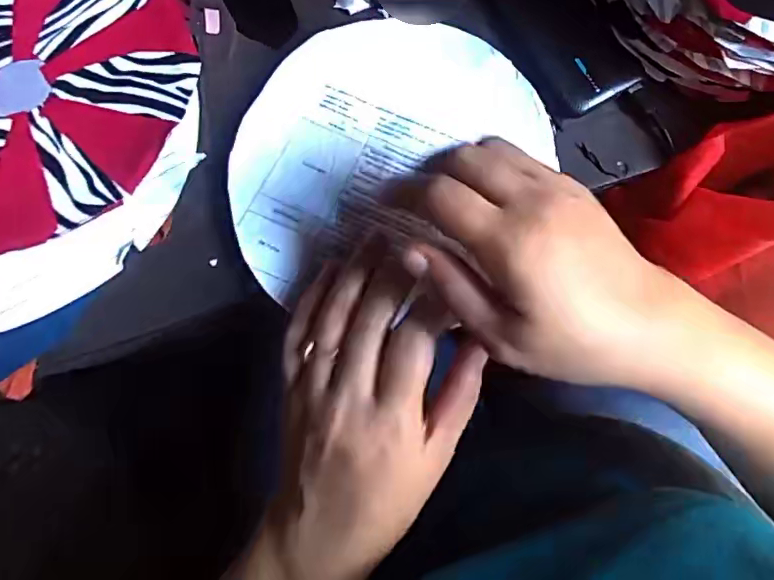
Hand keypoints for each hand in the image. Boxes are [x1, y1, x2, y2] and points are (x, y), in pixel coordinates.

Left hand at [235, 247, 486, 579]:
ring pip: (332, 318)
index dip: (434, 298)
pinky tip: (329, 266)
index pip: (415, 341)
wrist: (315, 539)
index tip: (452, 266)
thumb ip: (461, 394)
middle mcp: (348, 396)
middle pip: (371, 319)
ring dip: (354, 271)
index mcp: (391, 417)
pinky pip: (296, 334)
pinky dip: (310, 296)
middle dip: (393, 270)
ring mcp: (313, 389)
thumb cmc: (389, 499)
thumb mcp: (437, 456)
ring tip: (374, 235)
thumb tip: (483, 336)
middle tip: (413, 233)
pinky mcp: (290, 387)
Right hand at [397, 138, 695, 390]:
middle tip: (420, 199)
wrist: (646, 321)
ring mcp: (556, 185)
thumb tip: (407, 247)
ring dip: (465, 162)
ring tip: (455, 192)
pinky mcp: (573, 183)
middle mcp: (531, 198)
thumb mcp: (503, 335)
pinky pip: (523, 156)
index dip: (407, 193)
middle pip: (465, 157)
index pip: (441, 194)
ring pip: (494, 147)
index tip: (388, 202)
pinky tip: (495, 193)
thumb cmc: (572, 342)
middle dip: (433, 171)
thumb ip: (452, 286)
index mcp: (509, 240)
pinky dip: (497, 163)